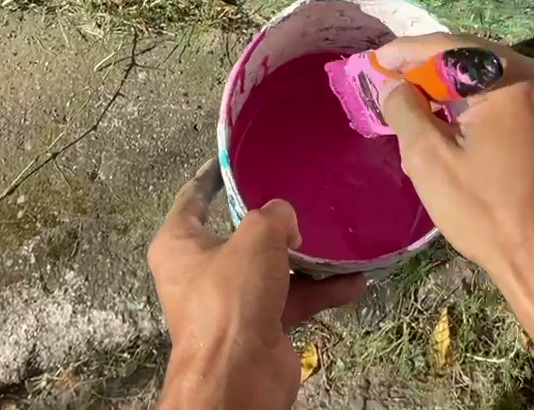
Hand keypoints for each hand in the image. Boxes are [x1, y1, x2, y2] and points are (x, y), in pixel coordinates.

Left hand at [148, 160, 365, 409]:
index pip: (192, 197)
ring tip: (338, 236)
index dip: (213, 174)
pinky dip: (321, 290)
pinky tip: (354, 280)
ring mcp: (232, 300)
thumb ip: (276, 214)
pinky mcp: (260, 326)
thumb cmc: (231, 295)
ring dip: (306, 257)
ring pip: (272, 266)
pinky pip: (293, 297)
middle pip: (239, 232)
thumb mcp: (256, 235)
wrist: (238, 378)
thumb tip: (287, 224)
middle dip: (271, 217)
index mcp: (179, 243)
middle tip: (299, 192)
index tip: (236, 156)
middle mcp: (201, 270)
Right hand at [377, 35, 533, 294]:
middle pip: (466, 55)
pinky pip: (497, 92)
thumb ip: (404, 110)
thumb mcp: (430, 159)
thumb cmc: (488, 212)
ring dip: (443, 84)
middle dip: (424, 67)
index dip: (406, 52)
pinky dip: (467, 99)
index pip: (446, 48)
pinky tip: (441, 115)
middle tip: (387, 78)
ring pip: (481, 74)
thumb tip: (392, 85)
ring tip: (407, 98)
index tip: (375, 59)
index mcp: (509, 77)